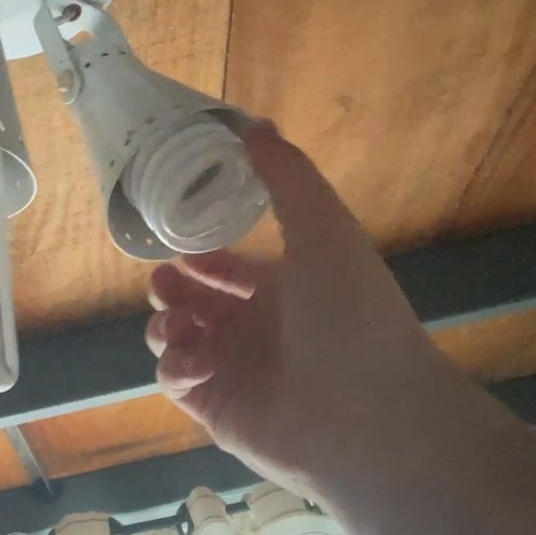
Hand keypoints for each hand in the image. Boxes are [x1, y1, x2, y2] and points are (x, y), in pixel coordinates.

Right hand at [145, 121, 464, 495]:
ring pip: (174, 341)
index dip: (200, 260)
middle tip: (165, 284)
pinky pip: (175, 380)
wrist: (370, 411)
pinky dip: (176, 366)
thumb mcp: (322, 228)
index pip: (226, 272)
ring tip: (178, 322)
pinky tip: (199, 361)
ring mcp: (232, 373)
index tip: (180, 249)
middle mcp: (254, 331)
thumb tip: (251, 124)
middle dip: (170, 290)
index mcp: (281, 290)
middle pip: (192, 305)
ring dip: (166, 325)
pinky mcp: (215, 409)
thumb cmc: (350, 314)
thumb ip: (286, 175)